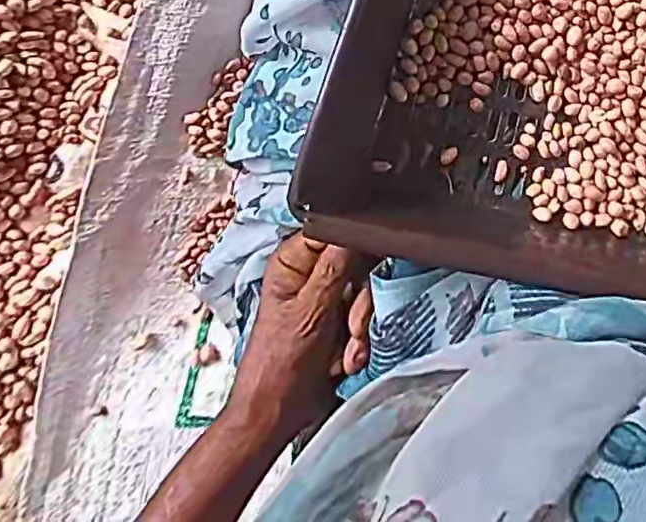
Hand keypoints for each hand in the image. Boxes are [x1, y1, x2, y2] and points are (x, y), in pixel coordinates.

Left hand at [222, 235, 371, 443]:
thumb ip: (336, 267)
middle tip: (352, 326)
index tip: (368, 264)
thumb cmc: (280, 365)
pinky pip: (363, 314)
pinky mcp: (338, 318)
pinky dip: (360, 338)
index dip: (354, 244)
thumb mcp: (311, 312)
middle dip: (360, 299)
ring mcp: (325, 296)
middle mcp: (310, 272)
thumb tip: (357, 228)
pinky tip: (348, 358)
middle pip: (356, 260)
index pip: (332, 230)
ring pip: (364, 289)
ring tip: (348, 351)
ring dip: (361, 325)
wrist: (277, 417)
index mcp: (293, 260)